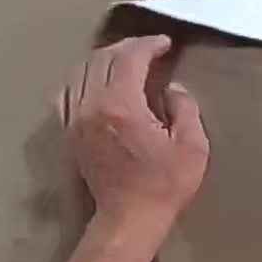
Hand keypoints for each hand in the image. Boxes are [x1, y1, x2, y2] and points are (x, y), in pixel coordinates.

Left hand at [60, 36, 207, 233]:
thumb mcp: (192, 146)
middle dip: (127, 47)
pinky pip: (68, 92)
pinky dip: (83, 78)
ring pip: (81, 71)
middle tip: (150, 49)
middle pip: (101, 59)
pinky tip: (97, 81)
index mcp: (121, 106)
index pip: (129, 59)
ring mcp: (75, 120)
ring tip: (126, 61)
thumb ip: (185, 109)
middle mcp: (91, 106)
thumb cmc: (165, 184)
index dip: (148, 45)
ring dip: (104, 59)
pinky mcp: (71, 133)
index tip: (166, 44)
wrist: (130, 218)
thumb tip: (173, 88)